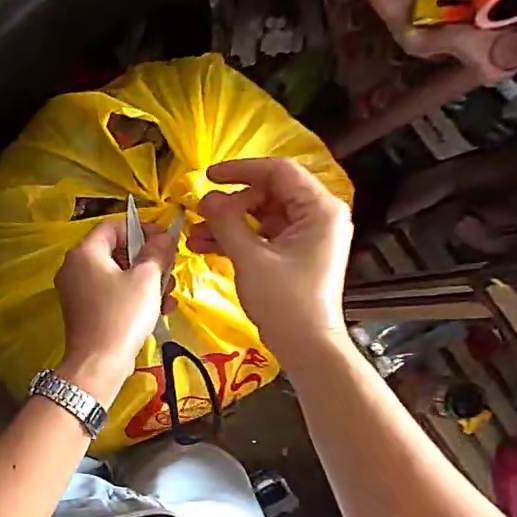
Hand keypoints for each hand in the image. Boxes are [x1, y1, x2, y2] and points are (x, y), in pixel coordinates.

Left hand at [53, 217, 174, 404]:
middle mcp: (74, 268)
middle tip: (169, 270)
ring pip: (117, 275)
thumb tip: (164, 237)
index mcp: (84, 252)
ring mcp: (76, 291)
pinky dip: (133, 296)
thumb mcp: (146, 279)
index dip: (142, 229)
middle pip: (116, 251)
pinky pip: (111, 294)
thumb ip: (157, 251)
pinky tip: (158, 309)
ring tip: (168, 294)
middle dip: (147, 259)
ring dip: (145, 281)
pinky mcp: (84, 312)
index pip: (114, 226)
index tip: (165, 242)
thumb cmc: (122, 315)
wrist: (99, 363)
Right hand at [190, 157, 351, 361]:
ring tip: (196, 235)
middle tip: (200, 215)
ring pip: (262, 216)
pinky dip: (238, 239)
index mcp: (319, 209)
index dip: (240, 171)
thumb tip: (207, 199)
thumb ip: (227, 222)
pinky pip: (263, 236)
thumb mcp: (251, 259)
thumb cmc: (285, 302)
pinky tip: (208, 246)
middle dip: (231, 204)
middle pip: (268, 194)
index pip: (278, 172)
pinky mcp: (295, 254)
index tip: (208, 177)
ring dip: (229, 223)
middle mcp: (318, 217)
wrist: (306, 345)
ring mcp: (307, 236)